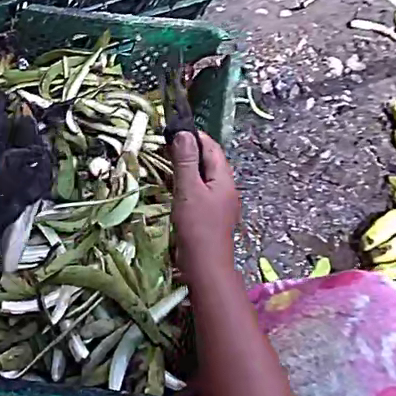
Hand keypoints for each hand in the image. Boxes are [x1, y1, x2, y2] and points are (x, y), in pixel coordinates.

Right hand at [171, 129, 238, 266]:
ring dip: (189, 167)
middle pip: (211, 161)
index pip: (212, 148)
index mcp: (225, 180)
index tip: (175, 130)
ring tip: (169, 162)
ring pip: (206, 177)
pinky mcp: (212, 215)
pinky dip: (189, 183)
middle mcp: (227, 189)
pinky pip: (202, 191)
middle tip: (168, 144)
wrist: (205, 265)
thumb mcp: (188, 190)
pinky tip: (176, 187)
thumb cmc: (197, 226)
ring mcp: (221, 203)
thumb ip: (186, 161)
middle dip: (192, 150)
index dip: (196, 136)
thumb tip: (183, 134)